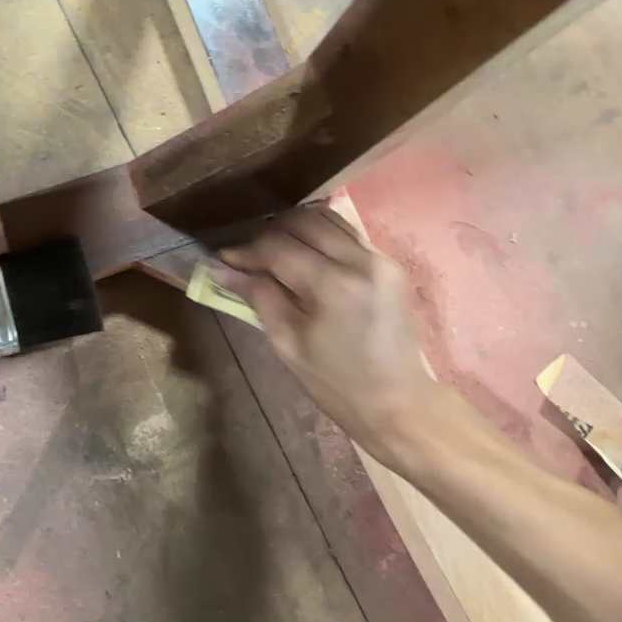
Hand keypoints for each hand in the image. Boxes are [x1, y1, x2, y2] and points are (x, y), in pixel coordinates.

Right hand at [219, 206, 438, 467]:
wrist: (399, 403)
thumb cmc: (337, 384)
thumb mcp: (288, 344)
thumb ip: (258, 297)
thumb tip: (221, 268)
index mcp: (333, 285)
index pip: (278, 248)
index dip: (245, 251)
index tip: (222, 260)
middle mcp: (360, 260)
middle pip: (302, 222)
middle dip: (268, 234)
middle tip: (247, 256)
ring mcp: (379, 258)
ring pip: (326, 219)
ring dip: (294, 228)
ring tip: (273, 251)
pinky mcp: (388, 263)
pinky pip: (345, 233)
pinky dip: (319, 236)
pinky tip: (302, 254)